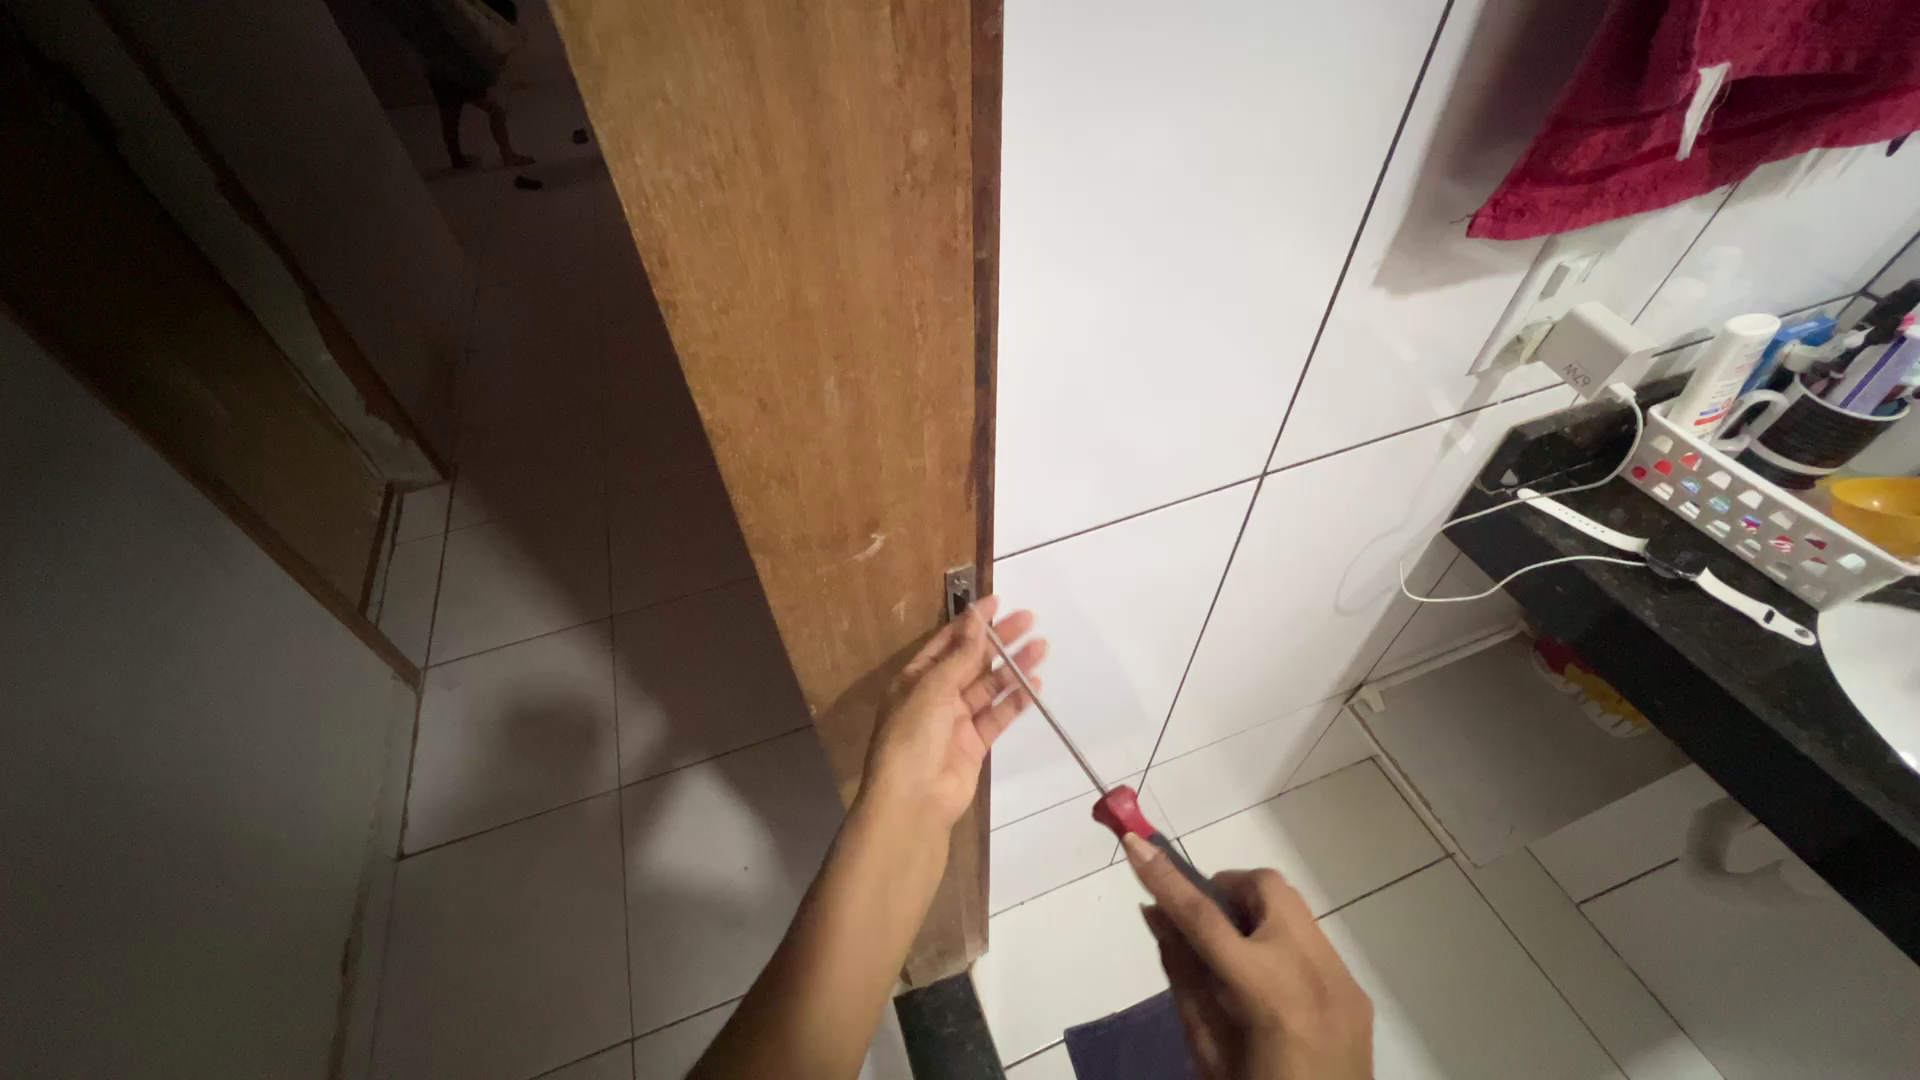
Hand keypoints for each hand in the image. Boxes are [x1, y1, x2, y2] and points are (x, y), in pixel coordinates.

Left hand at [857, 596, 1045, 830]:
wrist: (913, 799)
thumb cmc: (912, 736)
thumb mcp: (931, 688)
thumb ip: (959, 656)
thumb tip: (977, 620)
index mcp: (916, 678)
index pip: (948, 641)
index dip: (972, 621)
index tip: (998, 602)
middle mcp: (936, 695)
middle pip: (972, 660)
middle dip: (1000, 640)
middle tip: (1029, 619)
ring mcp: (957, 720)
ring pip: (990, 686)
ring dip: (1013, 667)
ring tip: (1041, 646)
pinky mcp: (975, 743)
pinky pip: (998, 715)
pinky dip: (1016, 700)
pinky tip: (1034, 683)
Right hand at [1123, 835, 1372, 1079]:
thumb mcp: (1205, 1049)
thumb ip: (1182, 972)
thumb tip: (1155, 911)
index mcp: (1265, 994)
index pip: (1203, 917)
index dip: (1165, 878)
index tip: (1135, 841)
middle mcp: (1312, 972)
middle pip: (1264, 888)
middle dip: (1228, 891)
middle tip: (1209, 928)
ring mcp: (1342, 979)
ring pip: (1292, 907)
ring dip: (1256, 915)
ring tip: (1240, 960)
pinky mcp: (1358, 990)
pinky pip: (1312, 939)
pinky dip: (1282, 943)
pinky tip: (1273, 987)